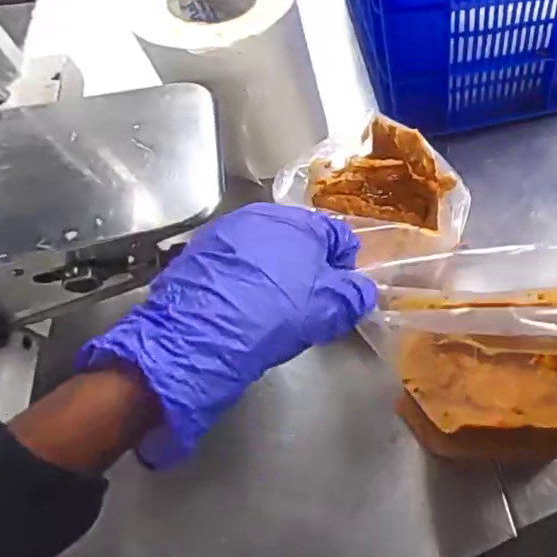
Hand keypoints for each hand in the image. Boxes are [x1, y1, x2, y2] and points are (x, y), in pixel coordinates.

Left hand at [78, 203, 375, 468]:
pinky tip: (244, 306)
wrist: (193, 340)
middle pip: (301, 239)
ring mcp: (226, 232)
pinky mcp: (198, 253)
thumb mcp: (328, 311)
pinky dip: (247, 278)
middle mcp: (262, 217)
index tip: (339, 292)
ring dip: (277, 272)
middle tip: (308, 302)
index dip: (344, 265)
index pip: (338, 235)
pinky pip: (237, 262)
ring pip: (267, 250)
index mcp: (299, 222)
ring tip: (274, 307)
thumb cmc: (272, 317)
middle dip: (309, 267)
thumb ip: (355, 294)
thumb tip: (363, 290)